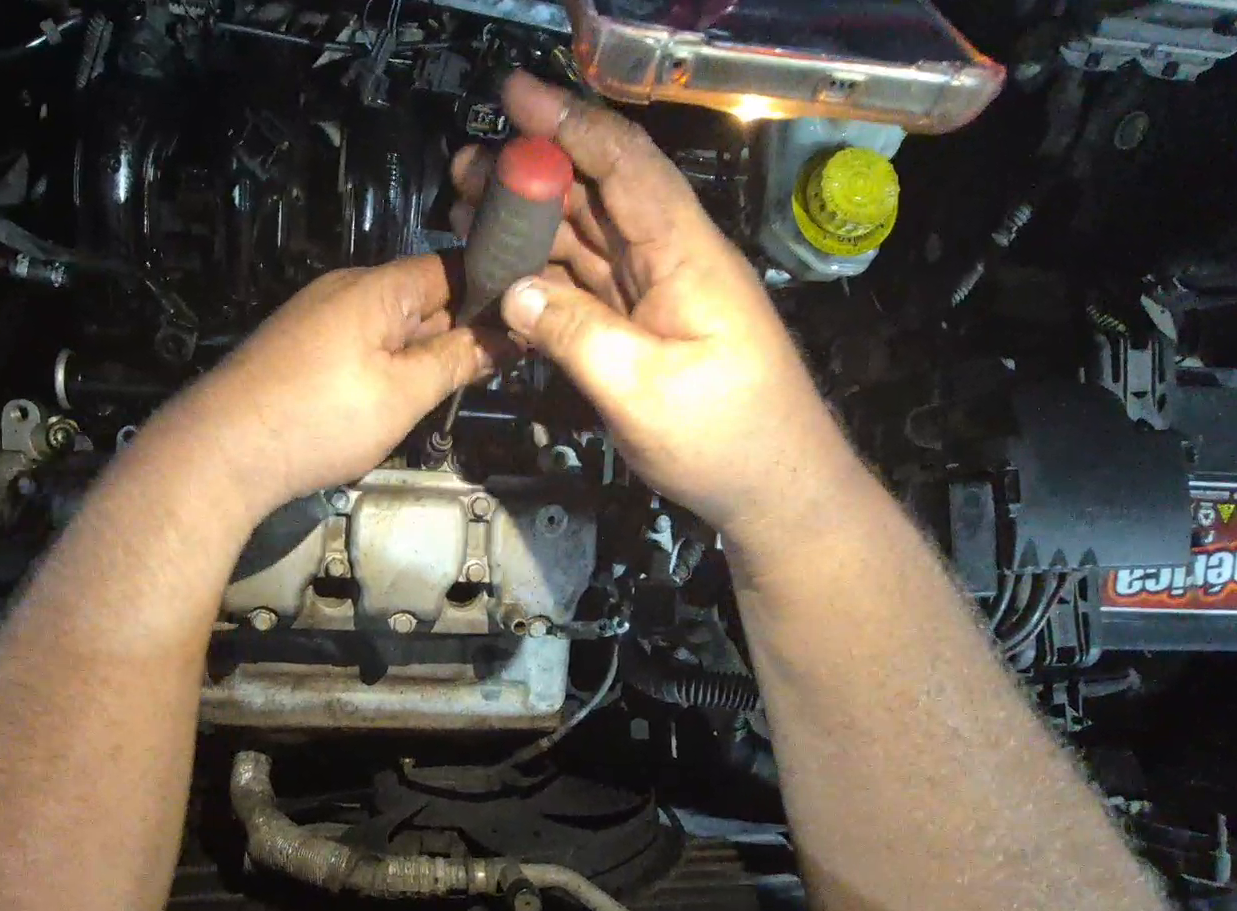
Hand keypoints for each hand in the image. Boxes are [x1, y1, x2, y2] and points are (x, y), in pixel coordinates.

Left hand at [157, 254, 497, 517]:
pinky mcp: (299, 350)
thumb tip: (507, 334)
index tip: (526, 320)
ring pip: (390, 326)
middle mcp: (345, 290)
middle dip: (459, 327)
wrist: (222, 451)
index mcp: (377, 287)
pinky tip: (397, 398)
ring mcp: (317, 319)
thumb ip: (457, 359)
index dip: (493, 289)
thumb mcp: (403, 393)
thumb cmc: (319, 418)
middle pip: (422, 297)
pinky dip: (387, 365)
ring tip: (455, 385)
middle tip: (500, 365)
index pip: (452, 268)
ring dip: (422, 351)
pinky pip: (360, 346)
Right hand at [450, 73, 859, 542]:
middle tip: (465, 171)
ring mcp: (651, 295)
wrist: (771, 487)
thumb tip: (514, 293)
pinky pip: (581, 287)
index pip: (625, 168)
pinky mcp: (637, 327)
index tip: (514, 97)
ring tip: (468, 215)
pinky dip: (540, 278)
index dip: (570, 125)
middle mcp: (667, 261)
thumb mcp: (645, 391)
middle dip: (531, 175)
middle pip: (595, 196)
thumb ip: (578, 336)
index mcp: (685, 256)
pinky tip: (501, 275)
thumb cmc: (725, 437)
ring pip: (582, 240)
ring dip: (528, 225)